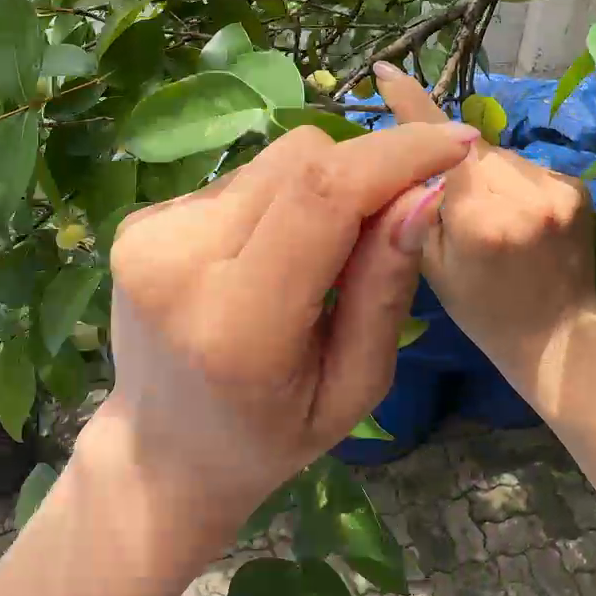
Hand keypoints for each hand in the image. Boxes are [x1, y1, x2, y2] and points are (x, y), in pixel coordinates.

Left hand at [96, 120, 478, 520]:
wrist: (158, 454)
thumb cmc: (268, 438)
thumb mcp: (354, 387)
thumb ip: (385, 287)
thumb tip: (424, 192)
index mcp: (238, 324)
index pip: (324, 196)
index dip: (397, 154)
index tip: (456, 142)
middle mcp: (180, 262)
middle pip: (301, 158)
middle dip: (366, 166)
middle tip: (391, 213)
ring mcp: (150, 233)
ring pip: (272, 158)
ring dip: (319, 185)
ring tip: (318, 251)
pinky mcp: (139, 218)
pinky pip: (240, 176)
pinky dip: (276, 198)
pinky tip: (267, 252)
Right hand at [372, 64, 595, 387]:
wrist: (558, 336)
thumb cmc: (481, 308)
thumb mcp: (430, 262)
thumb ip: (417, 204)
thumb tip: (407, 153)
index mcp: (476, 211)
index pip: (435, 140)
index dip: (409, 100)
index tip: (386, 70)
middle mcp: (519, 188)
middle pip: (470, 148)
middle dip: (453, 161)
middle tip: (451, 201)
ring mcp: (555, 185)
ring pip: (500, 156)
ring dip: (487, 172)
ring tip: (491, 216)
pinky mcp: (577, 186)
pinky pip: (528, 167)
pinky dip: (515, 183)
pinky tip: (520, 217)